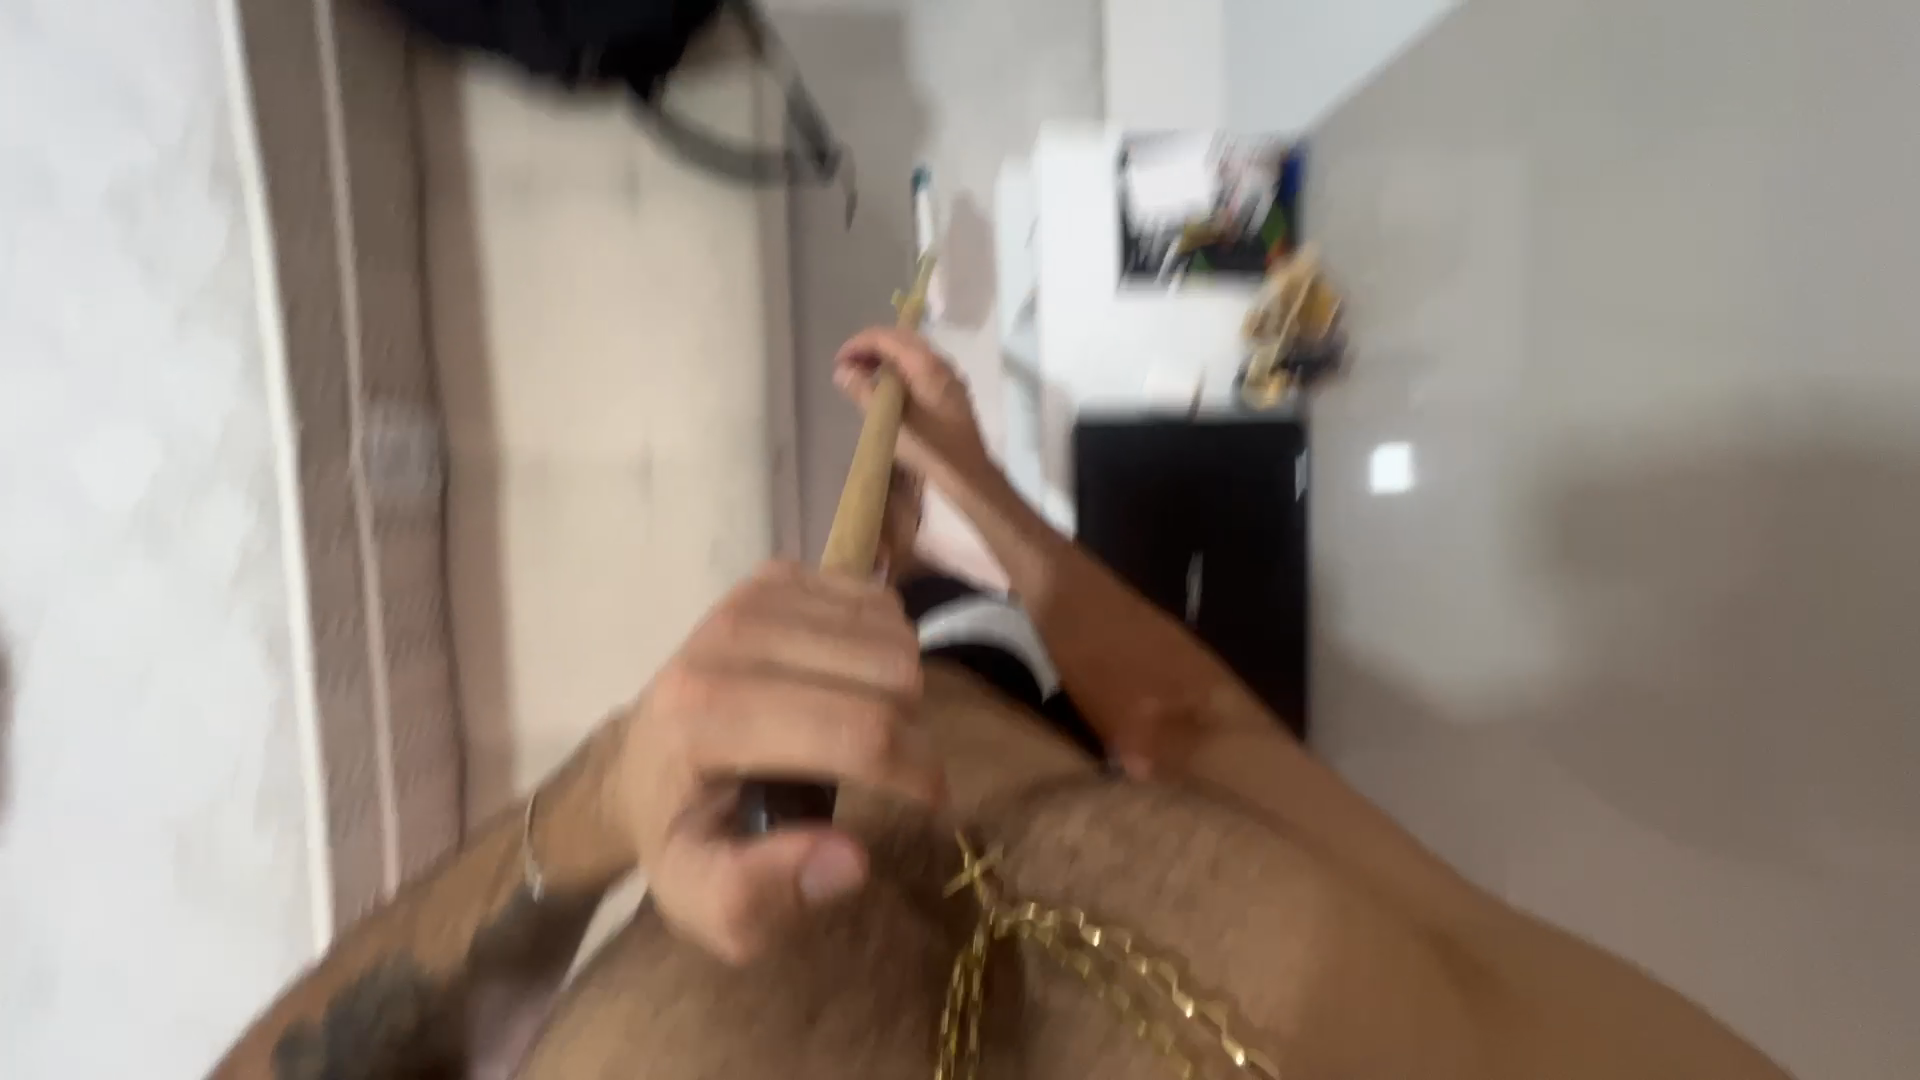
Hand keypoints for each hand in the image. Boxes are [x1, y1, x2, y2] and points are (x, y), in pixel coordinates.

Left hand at [605, 561, 942, 963]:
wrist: (639, 755)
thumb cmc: (680, 827)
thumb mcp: (698, 896)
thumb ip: (761, 895)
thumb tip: (852, 860)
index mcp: (706, 718)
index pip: (858, 733)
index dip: (918, 772)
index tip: (934, 802)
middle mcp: (731, 638)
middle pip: (891, 673)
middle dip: (913, 730)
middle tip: (889, 763)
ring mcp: (755, 596)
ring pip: (896, 632)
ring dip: (901, 687)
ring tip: (864, 720)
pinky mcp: (775, 575)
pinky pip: (880, 601)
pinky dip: (885, 645)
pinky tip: (851, 679)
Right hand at [834, 327, 992, 487]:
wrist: (968, 472)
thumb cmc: (929, 448)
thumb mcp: (889, 421)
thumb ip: (863, 392)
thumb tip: (842, 371)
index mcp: (925, 364)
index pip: (886, 337)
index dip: (858, 344)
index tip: (839, 362)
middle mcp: (940, 361)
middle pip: (900, 339)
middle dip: (871, 348)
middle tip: (849, 367)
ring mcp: (949, 375)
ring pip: (912, 352)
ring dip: (885, 358)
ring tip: (864, 377)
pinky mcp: (951, 390)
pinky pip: (921, 367)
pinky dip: (900, 369)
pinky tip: (889, 389)